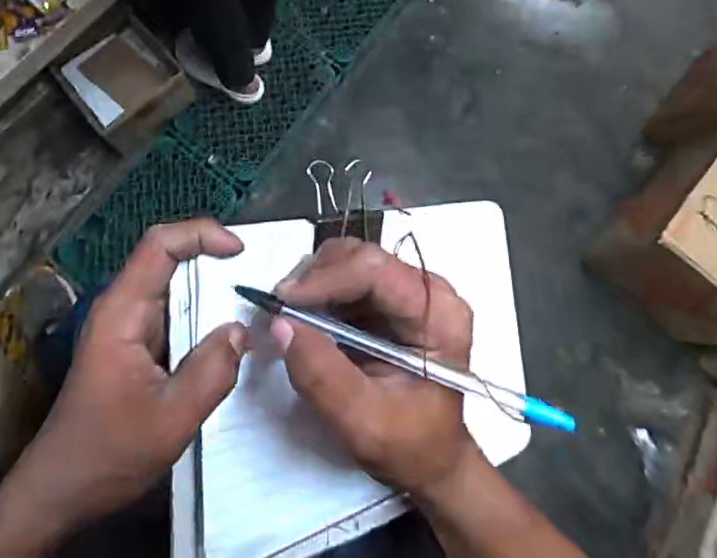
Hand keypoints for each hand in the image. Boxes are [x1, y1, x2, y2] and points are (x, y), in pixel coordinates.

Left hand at [0, 219, 246, 555]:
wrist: (60, 491)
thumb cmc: (108, 453)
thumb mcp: (170, 420)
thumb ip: (211, 372)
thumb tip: (240, 330)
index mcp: (122, 310)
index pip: (160, 244)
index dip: (201, 234)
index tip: (239, 251)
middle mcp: (122, 306)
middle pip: (167, 257)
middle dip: (211, 256)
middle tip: (252, 274)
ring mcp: (127, 324)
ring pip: (172, 284)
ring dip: (208, 286)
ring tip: (246, 298)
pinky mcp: (134, 343)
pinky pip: (172, 311)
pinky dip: (201, 311)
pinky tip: (224, 329)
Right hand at [272, 237, 481, 496]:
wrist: (430, 459)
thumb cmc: (407, 446)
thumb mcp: (363, 424)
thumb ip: (323, 376)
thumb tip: (281, 324)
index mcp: (438, 314)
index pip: (376, 271)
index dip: (326, 278)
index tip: (282, 301)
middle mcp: (428, 289)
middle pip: (361, 258)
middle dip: (314, 279)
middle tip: (278, 311)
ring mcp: (409, 288)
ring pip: (350, 260)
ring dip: (313, 283)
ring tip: (289, 318)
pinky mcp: (390, 295)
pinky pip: (346, 275)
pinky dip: (319, 292)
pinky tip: (305, 319)